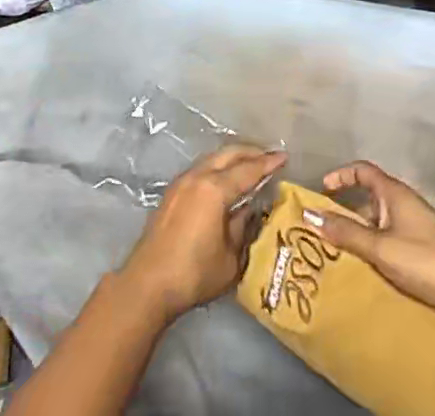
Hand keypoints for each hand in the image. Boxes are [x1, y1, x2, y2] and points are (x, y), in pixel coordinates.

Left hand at [117, 144, 286, 321]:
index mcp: (213, 190)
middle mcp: (196, 178)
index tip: (284, 157)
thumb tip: (250, 209)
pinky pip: (201, 170)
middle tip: (270, 156)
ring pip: (211, 160)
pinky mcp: (172, 193)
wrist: (150, 281)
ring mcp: (180, 183)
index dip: (268, 163)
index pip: (247, 170)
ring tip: (251, 166)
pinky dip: (218, 168)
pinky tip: (227, 181)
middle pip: (226, 155)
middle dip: (250, 152)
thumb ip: (242, 227)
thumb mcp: (231, 257)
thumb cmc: (195, 273)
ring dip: (232, 159)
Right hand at [315, 160, 434, 315]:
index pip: (362, 170)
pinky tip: (366, 269)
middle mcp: (405, 205)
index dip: (340, 175)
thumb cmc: (429, 261)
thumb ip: (344, 232)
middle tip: (321, 228)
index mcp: (394, 194)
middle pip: (368, 199)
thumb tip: (307, 213)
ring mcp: (417, 229)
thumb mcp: (380, 247)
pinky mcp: (425, 252)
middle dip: (344, 211)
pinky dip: (374, 250)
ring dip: (358, 234)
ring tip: (338, 252)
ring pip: (378, 224)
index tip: (322, 189)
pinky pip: (390, 242)